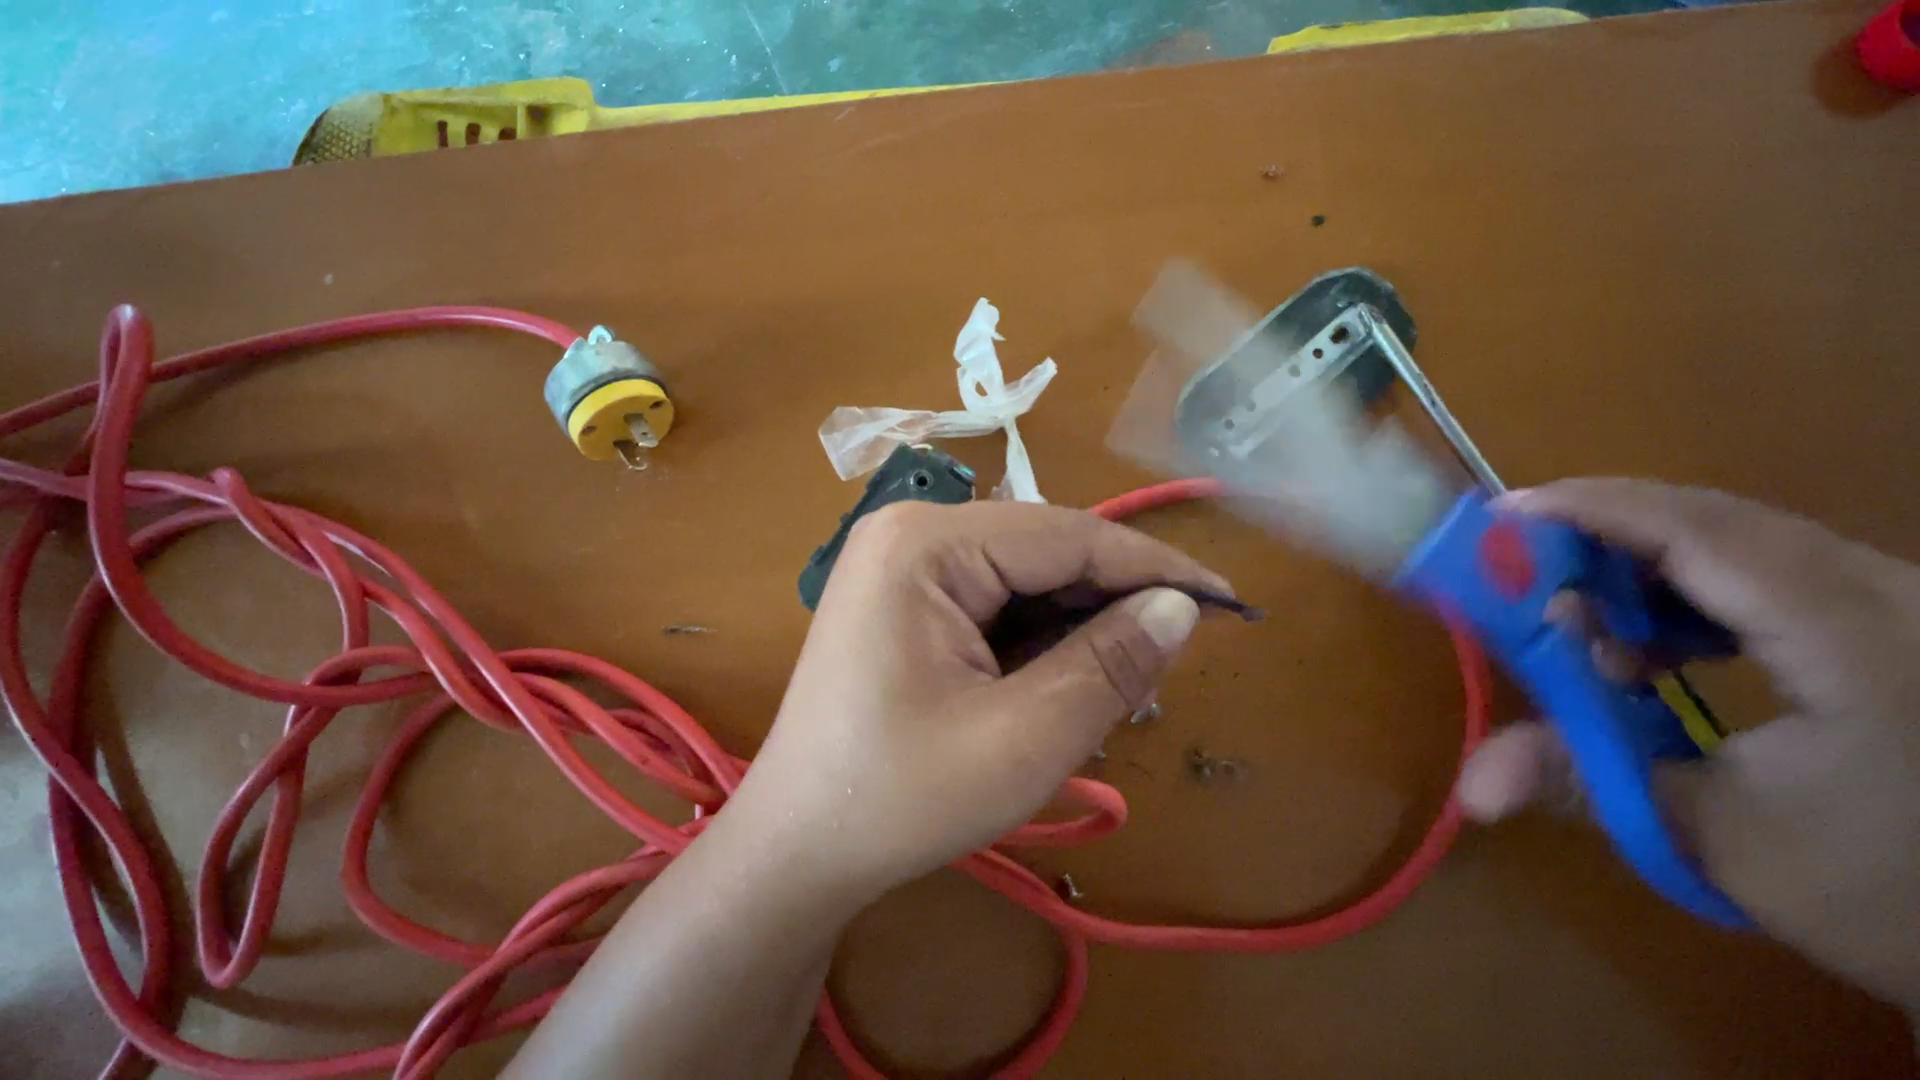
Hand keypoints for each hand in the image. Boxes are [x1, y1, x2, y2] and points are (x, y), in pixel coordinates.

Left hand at [721, 499, 1226, 901]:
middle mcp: (909, 534)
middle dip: (1110, 604)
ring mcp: (899, 566)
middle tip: (1168, 664)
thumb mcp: (1023, 739)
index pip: (1069, 535)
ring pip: (1022, 579)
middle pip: (1043, 551)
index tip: (1227, 603)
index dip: (1154, 568)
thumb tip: (1181, 608)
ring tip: (1117, 687)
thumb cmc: (902, 798)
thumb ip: (1109, 665)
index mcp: (926, 544)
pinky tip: (1058, 685)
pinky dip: (1036, 641)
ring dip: (1076, 628)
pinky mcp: (900, 602)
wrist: (797, 848)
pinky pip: (991, 603)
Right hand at [1455, 478, 1919, 1015]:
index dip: (1594, 512)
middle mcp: (1885, 595)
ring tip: (1579, 620)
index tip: (1500, 519)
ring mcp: (1897, 605)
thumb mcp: (1721, 839)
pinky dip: (1693, 592)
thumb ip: (1587, 783)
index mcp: (1851, 638)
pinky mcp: (1894, 625)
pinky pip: (1775, 572)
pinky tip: (1661, 648)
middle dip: (1603, 535)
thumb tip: (1469, 788)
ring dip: (1643, 567)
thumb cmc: (1879, 884)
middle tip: (1518, 566)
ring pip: (1745, 542)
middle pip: (1717, 522)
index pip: (1702, 535)